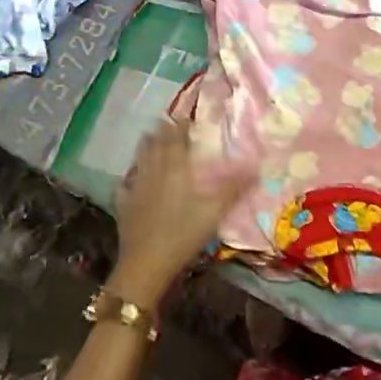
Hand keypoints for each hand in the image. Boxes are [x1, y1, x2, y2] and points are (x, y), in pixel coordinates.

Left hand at [110, 119, 252, 306]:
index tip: (185, 118)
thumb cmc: (184, 232)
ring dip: (145, 147)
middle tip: (166, 123)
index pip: (176, 138)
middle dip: (161, 132)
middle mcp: (153, 170)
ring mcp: (135, 187)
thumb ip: (235, 187)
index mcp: (175, 167)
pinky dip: (129, 179)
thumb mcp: (216, 211)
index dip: (180, 126)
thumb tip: (257, 167)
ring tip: (148, 138)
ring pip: (139, 159)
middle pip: (155, 144)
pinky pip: (125, 185)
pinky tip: (129, 181)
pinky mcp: (123, 204)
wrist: (148, 261)